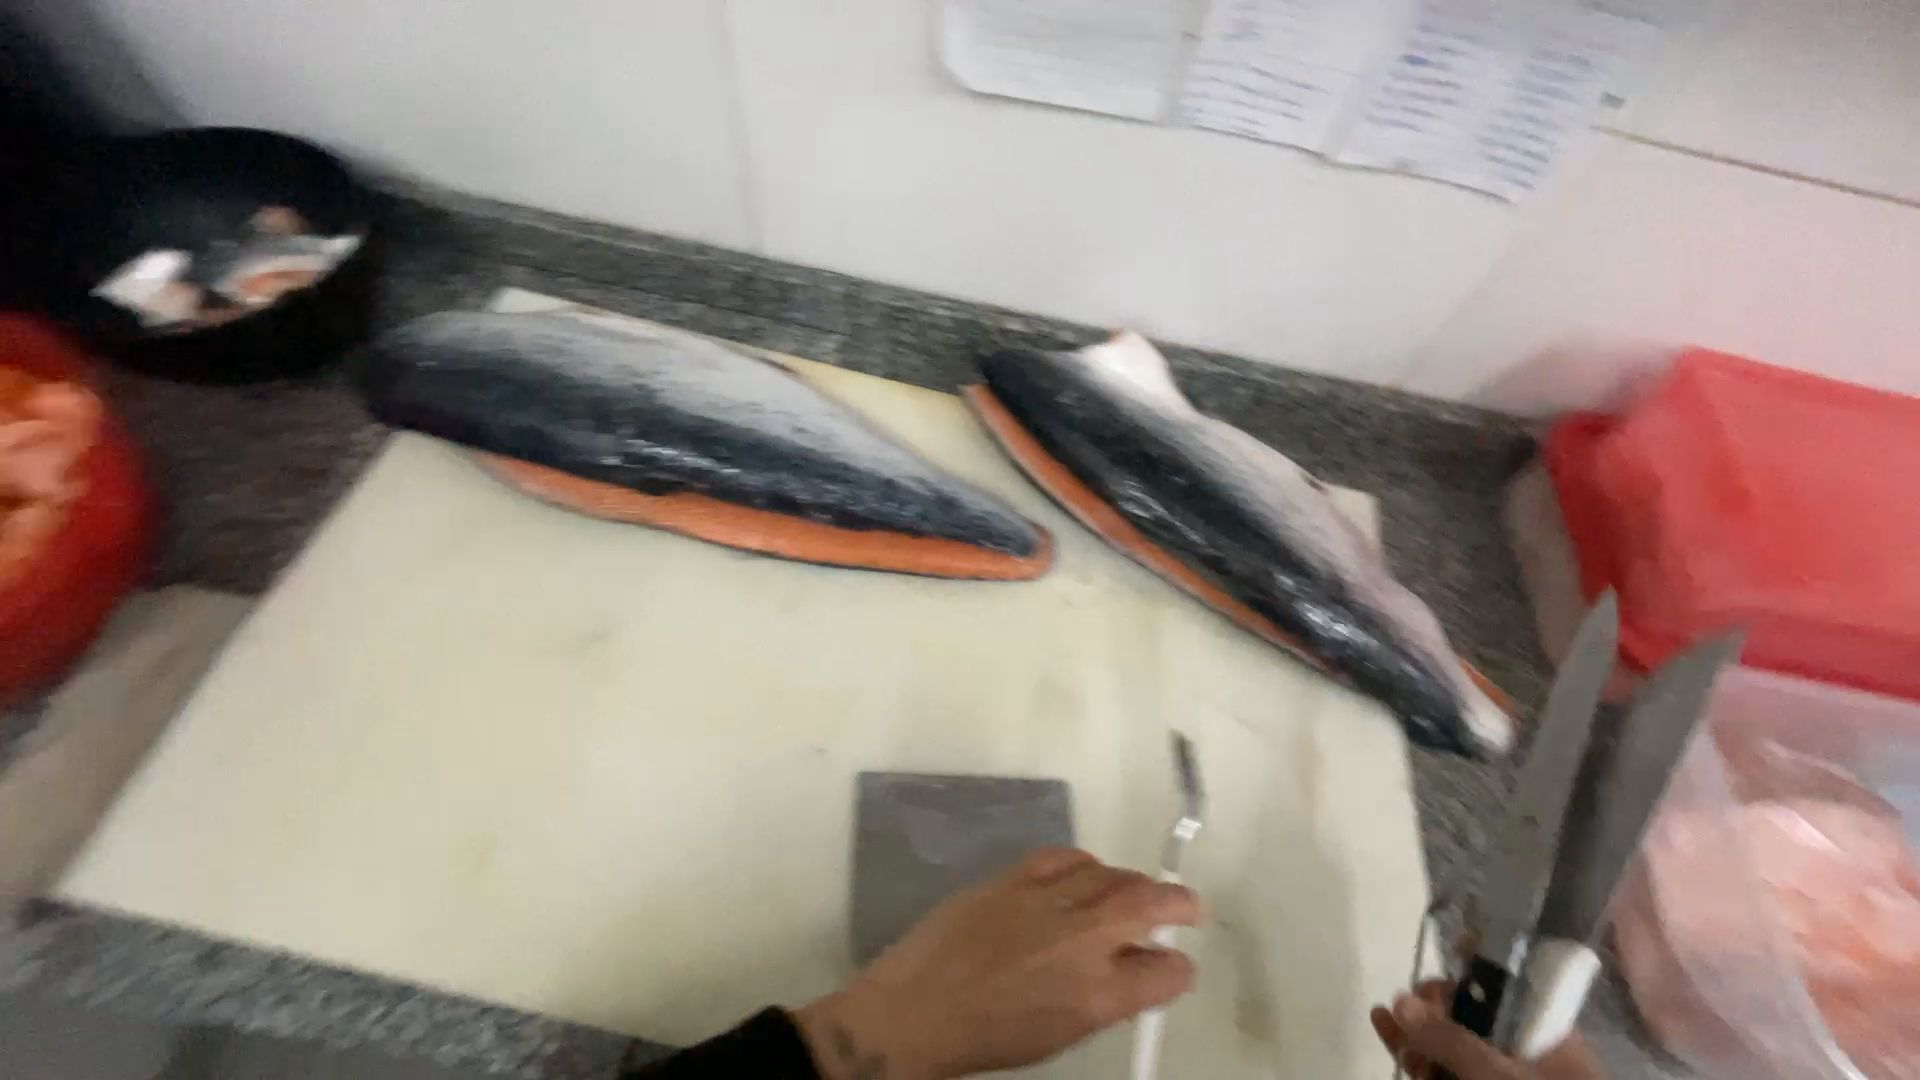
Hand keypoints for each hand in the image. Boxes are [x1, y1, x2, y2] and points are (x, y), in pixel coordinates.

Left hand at [793, 848, 1201, 1079]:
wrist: (917, 1010)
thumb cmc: (990, 1035)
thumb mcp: (1062, 1031)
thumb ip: (1106, 997)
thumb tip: (1137, 968)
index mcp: (1094, 995)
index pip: (1164, 972)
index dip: (1178, 967)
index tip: (1178, 962)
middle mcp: (1077, 941)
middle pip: (1145, 904)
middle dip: (1177, 902)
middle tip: (1187, 905)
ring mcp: (1044, 901)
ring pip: (1107, 874)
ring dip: (1131, 881)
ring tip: (1136, 890)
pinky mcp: (1012, 878)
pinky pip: (1063, 857)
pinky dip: (1084, 863)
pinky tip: (1088, 872)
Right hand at [1370, 980, 1607, 1079]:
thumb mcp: (1502, 1079)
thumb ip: (1452, 1041)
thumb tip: (1398, 1001)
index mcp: (1546, 1037)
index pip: (1513, 984)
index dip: (1481, 960)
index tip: (1450, 942)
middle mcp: (1524, 1051)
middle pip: (1470, 1011)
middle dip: (1432, 1006)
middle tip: (1407, 1009)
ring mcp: (1497, 1074)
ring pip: (1450, 1041)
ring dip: (1415, 1030)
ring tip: (1384, 1020)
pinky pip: (1440, 1066)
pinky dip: (1413, 1051)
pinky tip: (1385, 1029)